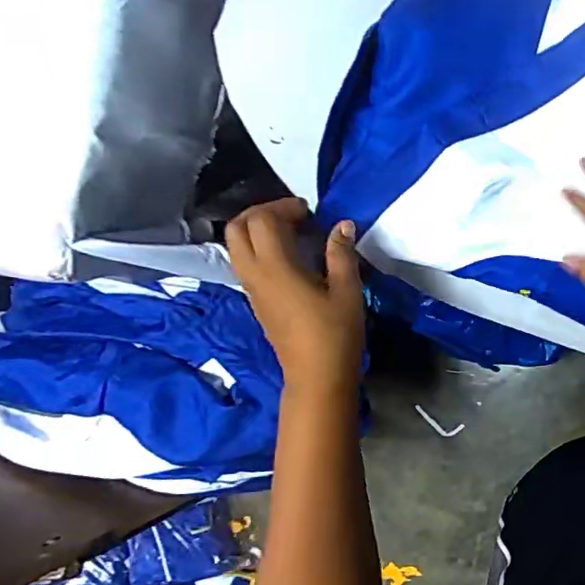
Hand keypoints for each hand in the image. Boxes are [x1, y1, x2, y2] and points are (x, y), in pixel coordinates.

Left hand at [226, 198, 364, 391]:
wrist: (317, 377)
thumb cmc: (336, 334)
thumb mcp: (347, 291)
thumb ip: (341, 254)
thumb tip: (342, 225)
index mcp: (276, 268)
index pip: (262, 220)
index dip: (283, 207)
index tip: (310, 214)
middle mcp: (255, 275)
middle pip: (237, 228)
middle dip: (261, 213)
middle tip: (293, 218)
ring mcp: (252, 290)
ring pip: (237, 247)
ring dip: (258, 232)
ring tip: (292, 237)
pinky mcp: (256, 303)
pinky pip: (246, 264)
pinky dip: (261, 251)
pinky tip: (291, 261)